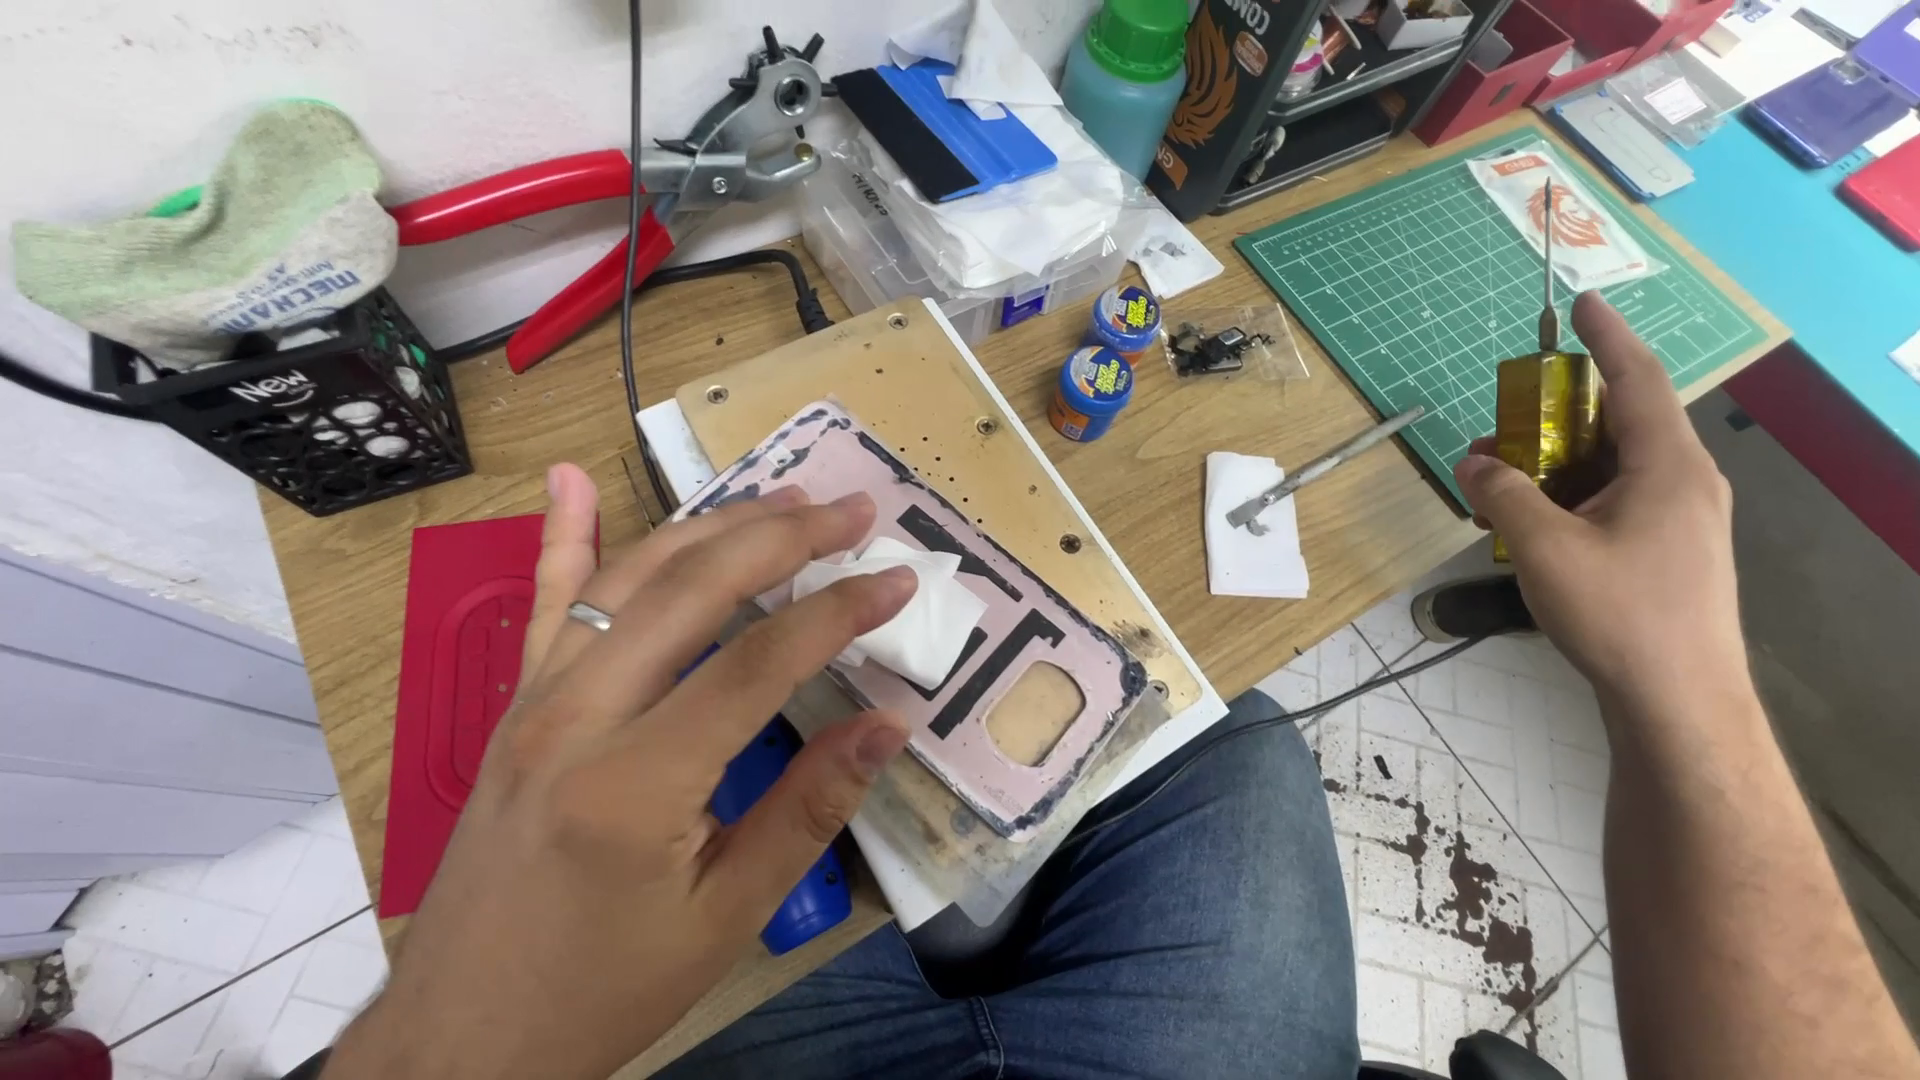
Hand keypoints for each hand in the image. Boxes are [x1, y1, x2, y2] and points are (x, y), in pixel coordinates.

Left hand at [328, 466, 915, 1079]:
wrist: (461, 1038)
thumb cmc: (606, 987)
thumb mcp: (727, 916)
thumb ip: (810, 807)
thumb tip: (889, 722)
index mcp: (637, 783)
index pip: (759, 661)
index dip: (839, 612)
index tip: (896, 580)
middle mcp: (576, 717)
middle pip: (694, 590)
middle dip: (786, 538)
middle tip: (854, 512)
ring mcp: (534, 700)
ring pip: (631, 578)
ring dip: (714, 526)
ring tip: (785, 499)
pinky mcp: (514, 704)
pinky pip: (546, 604)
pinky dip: (564, 535)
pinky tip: (571, 478)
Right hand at [1453, 292, 1747, 716]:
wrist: (1676, 697)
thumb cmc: (1618, 613)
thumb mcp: (1544, 548)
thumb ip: (1503, 495)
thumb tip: (1474, 462)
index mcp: (1668, 467)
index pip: (1638, 381)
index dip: (1608, 339)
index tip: (1583, 304)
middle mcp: (1681, 482)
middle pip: (1617, 425)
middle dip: (1555, 417)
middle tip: (1500, 426)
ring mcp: (1676, 518)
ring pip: (1608, 467)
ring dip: (1550, 465)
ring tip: (1495, 482)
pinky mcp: (1663, 549)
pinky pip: (1609, 500)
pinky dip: (1563, 497)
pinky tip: (1523, 522)